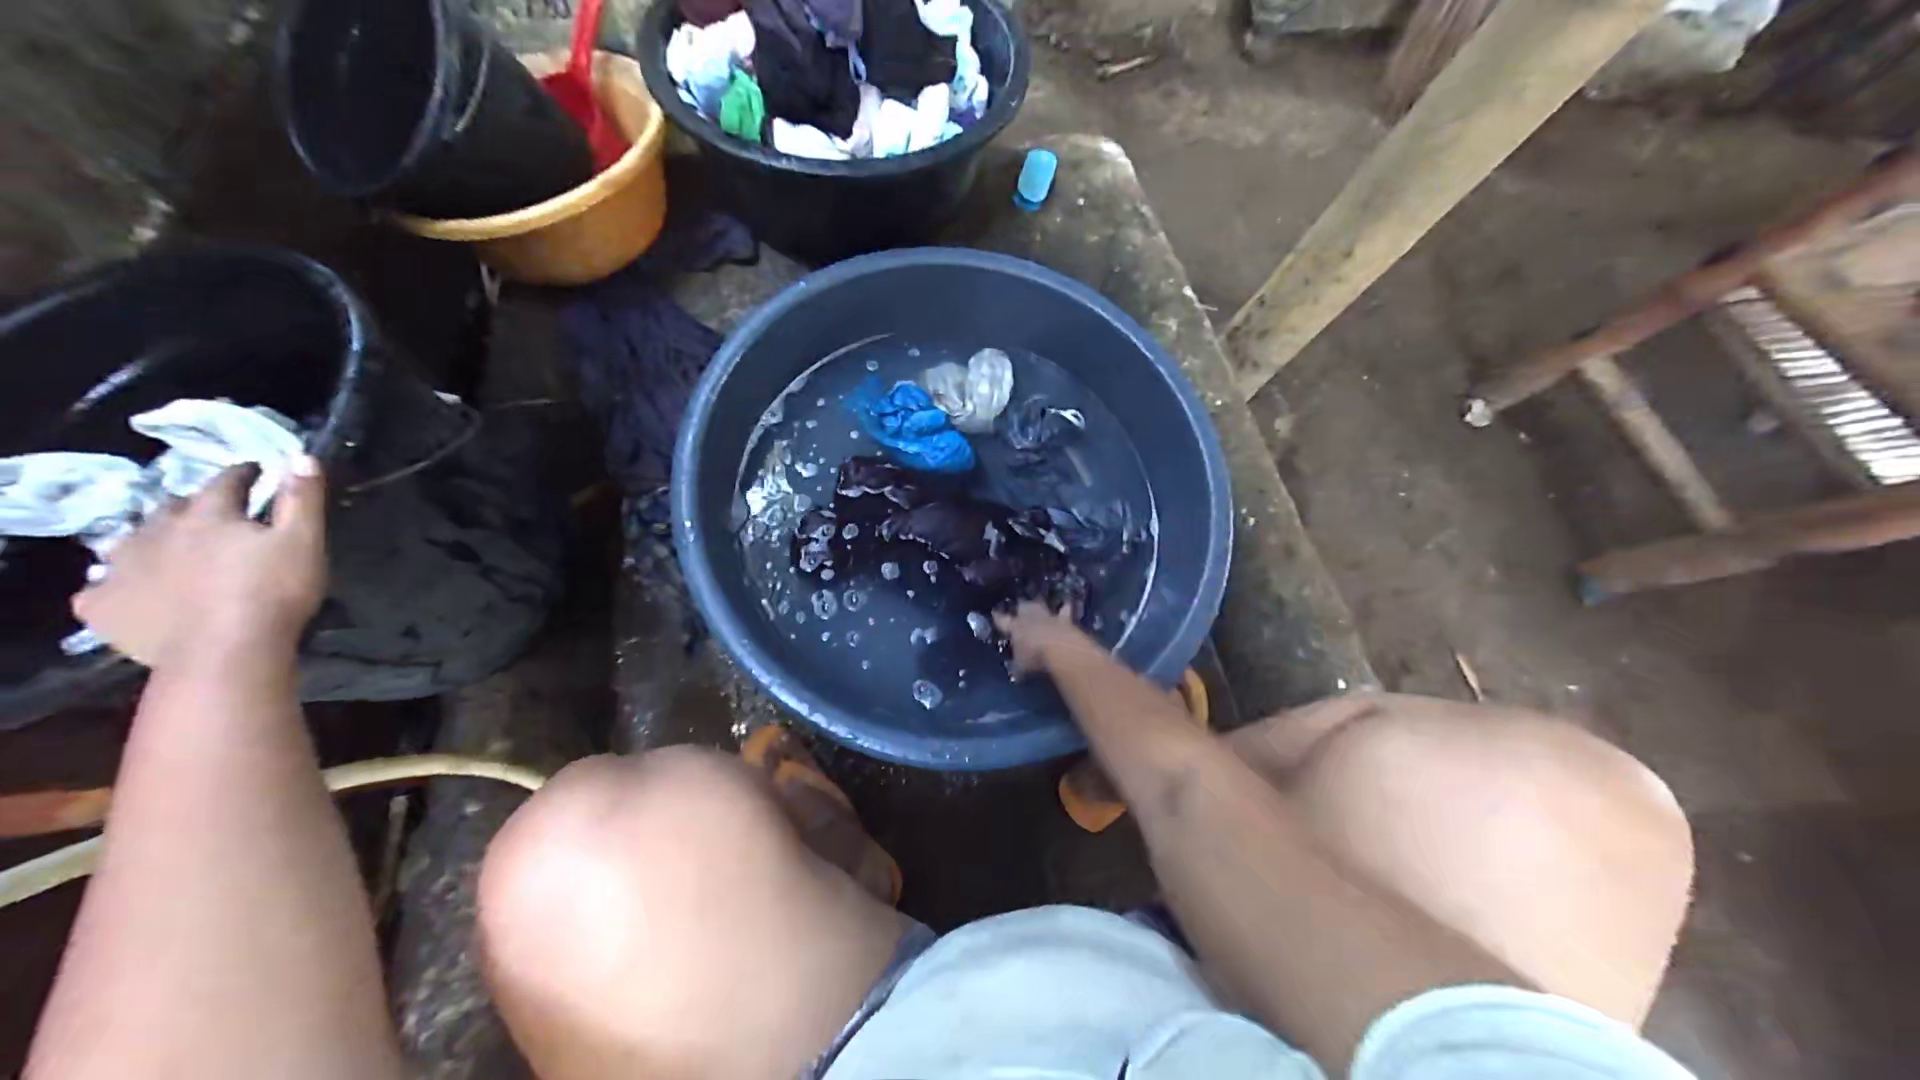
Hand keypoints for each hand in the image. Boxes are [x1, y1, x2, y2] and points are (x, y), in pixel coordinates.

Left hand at [72, 457, 328, 669]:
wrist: (225, 651)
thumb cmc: (274, 591)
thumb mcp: (304, 541)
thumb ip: (302, 499)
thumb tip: (300, 456)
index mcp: (208, 517)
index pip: (224, 483)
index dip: (241, 474)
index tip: (254, 471)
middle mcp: (156, 533)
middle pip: (170, 510)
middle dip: (190, 507)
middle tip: (212, 517)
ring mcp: (122, 569)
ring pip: (130, 542)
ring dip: (150, 541)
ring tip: (169, 551)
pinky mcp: (103, 605)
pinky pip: (102, 587)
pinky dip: (117, 583)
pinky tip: (132, 590)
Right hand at [993, 600, 1095, 676]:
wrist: (1060, 647)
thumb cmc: (1034, 657)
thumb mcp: (1021, 667)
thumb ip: (1017, 667)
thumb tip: (1015, 672)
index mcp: (1014, 627)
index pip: (1002, 620)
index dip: (998, 617)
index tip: (994, 613)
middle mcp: (1029, 617)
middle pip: (1023, 606)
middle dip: (1021, 606)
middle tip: (1020, 606)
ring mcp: (1048, 616)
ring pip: (1041, 606)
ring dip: (1040, 604)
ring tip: (1038, 601)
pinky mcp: (1065, 619)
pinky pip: (1064, 610)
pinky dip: (1065, 607)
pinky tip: (1068, 603)